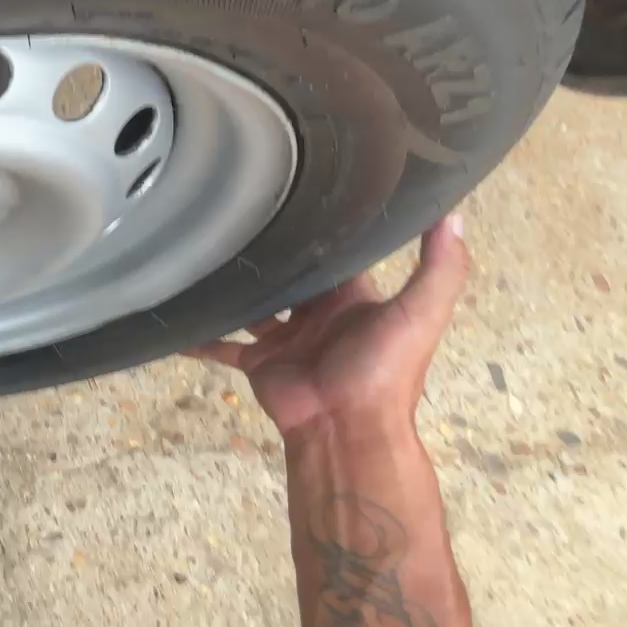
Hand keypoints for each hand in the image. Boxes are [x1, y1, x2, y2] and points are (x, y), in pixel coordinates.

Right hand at [187, 215, 470, 443]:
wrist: (344, 425)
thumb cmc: (382, 368)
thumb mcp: (420, 314)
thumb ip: (439, 269)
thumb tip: (453, 215)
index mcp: (353, 303)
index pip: (335, 262)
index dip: (320, 236)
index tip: (292, 201)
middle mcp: (316, 318)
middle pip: (287, 282)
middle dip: (266, 261)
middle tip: (229, 224)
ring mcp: (282, 340)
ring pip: (250, 309)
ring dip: (229, 293)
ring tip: (196, 262)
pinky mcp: (256, 361)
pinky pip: (221, 346)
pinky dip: (199, 339)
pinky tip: (173, 323)